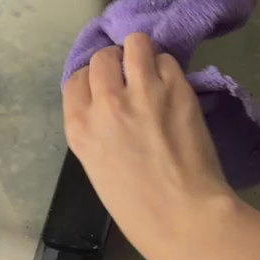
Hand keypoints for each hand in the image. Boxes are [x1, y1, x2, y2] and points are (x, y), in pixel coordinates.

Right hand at [63, 33, 240, 259]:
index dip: (92, 79)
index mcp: (80, 127)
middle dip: (116, 62)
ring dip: (142, 52)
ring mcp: (142, 90)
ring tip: (152, 68)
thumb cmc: (138, 208)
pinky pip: (167, 59)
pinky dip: (168, 68)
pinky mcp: (176, 87)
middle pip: (103, 57)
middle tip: (131, 77)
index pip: (76, 78)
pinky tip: (173, 86)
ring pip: (135, 43)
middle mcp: (106, 101)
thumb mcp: (97, 167)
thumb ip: (98, 129)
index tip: (106, 87)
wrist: (184, 216)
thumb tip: (111, 106)